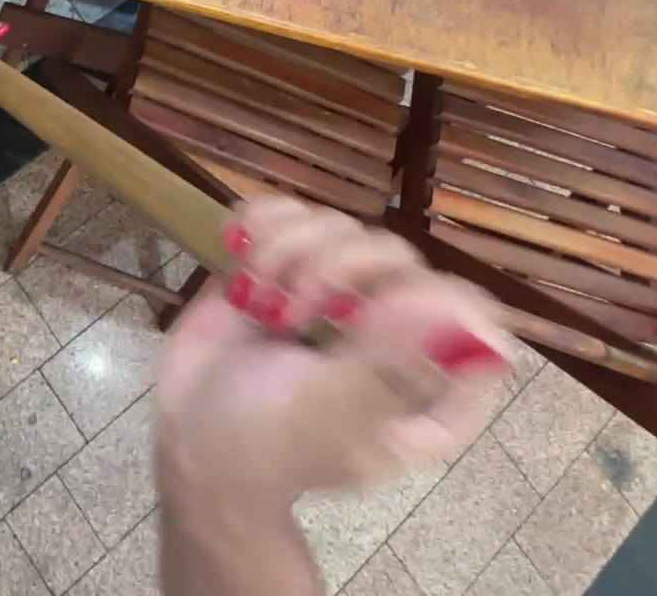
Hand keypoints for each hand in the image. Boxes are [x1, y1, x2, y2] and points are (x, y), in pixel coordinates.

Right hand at [156, 198, 511, 512]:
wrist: (184, 430)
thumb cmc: (262, 442)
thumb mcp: (327, 417)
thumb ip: (393, 370)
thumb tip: (472, 329)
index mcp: (429, 380)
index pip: (464, 308)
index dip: (411, 297)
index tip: (352, 317)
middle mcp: (390, 327)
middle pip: (390, 254)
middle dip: (326, 271)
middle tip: (283, 315)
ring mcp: (332, 291)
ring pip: (336, 226)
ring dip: (283, 249)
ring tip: (252, 297)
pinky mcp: (280, 264)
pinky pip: (287, 214)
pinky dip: (259, 221)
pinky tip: (237, 250)